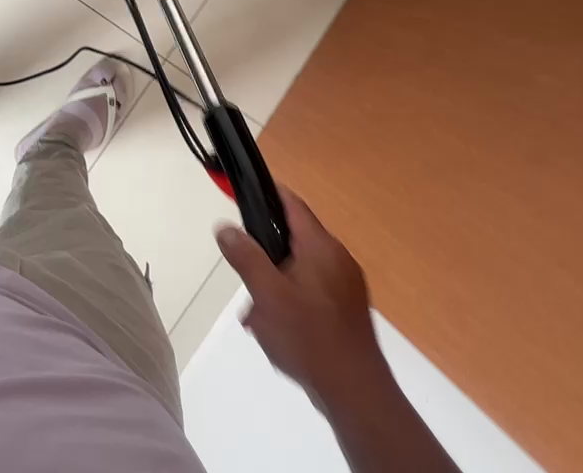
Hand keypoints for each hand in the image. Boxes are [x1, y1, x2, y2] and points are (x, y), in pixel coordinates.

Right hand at [216, 187, 384, 405]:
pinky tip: (278, 329)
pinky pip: (311, 291)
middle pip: (293, 239)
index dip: (266, 192)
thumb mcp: (266, 294)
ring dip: (275, 283)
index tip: (240, 190)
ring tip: (259, 314)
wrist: (356, 394)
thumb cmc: (309, 338)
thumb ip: (245, 257)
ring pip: (299, 269)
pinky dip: (290, 300)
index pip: (291, 204)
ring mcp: (346, 286)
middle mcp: (338, 259)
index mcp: (321, 247)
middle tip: (245, 276)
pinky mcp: (347, 310)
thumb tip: (226, 227)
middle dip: (264, 255)